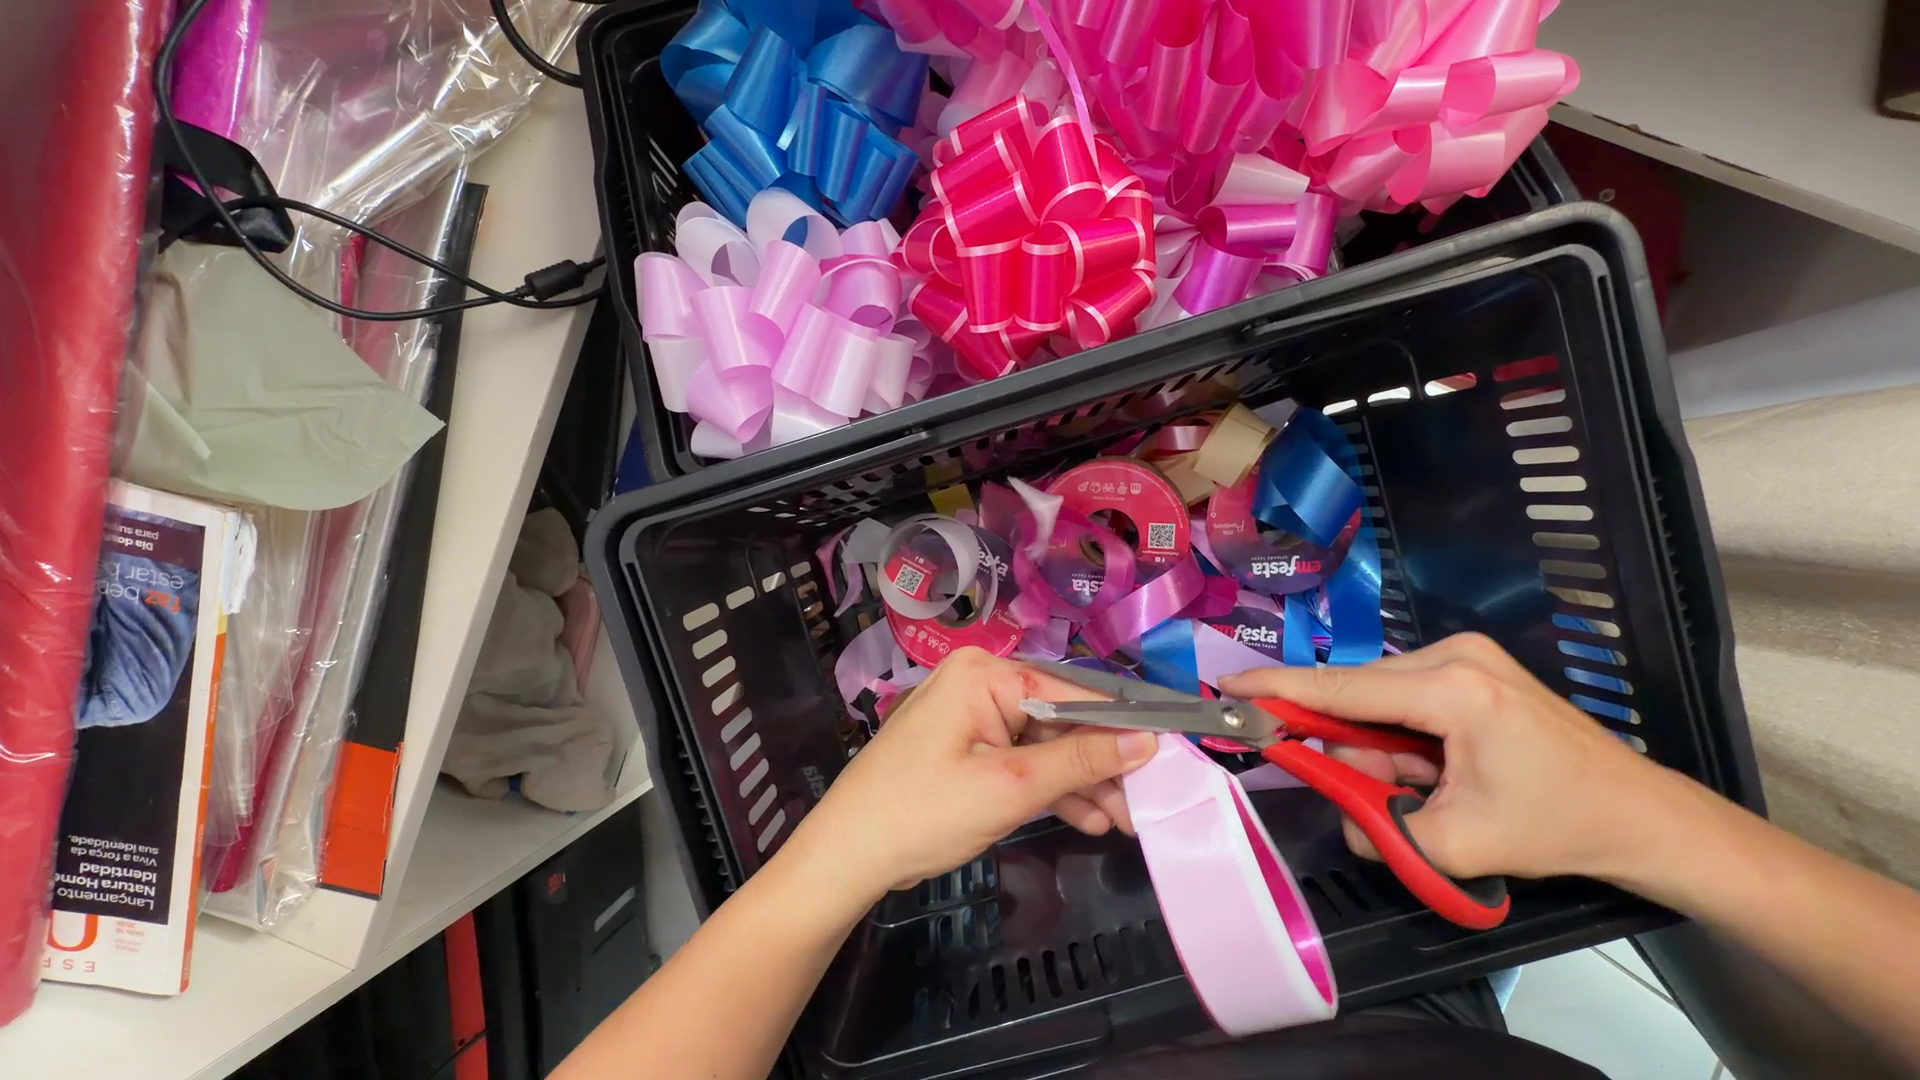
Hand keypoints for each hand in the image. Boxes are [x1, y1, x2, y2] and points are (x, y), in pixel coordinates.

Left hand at [779, 648, 1159, 903]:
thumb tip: (1147, 741)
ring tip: (1126, 823)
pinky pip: (1020, 762)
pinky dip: (1050, 791)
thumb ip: (1081, 761)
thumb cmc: (924, 811)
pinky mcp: (967, 751)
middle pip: (1060, 721)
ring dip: (1082, 785)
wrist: (848, 856)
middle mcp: (980, 684)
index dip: (1122, 727)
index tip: (1168, 757)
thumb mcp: (1011, 787)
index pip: (1072, 693)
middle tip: (1147, 807)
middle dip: (1102, 767)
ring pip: (1044, 747)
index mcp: (985, 674)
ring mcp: (971, 718)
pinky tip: (1088, 819)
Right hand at [1219, 633, 1683, 883]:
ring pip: (1374, 697)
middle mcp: (1454, 654)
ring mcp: (1464, 653)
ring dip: (1380, 745)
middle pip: (1355, 694)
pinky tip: (1436, 765)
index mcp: (1453, 690)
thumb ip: (1378, 829)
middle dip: (1354, 747)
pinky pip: (1399, 695)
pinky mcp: (1470, 663)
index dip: (1277, 690)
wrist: (1644, 817)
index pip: (1339, 688)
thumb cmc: (1559, 828)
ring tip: (1429, 785)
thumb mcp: (1459, 844)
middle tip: (1392, 794)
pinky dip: (1399, 734)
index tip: (1226, 688)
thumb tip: (1341, 810)